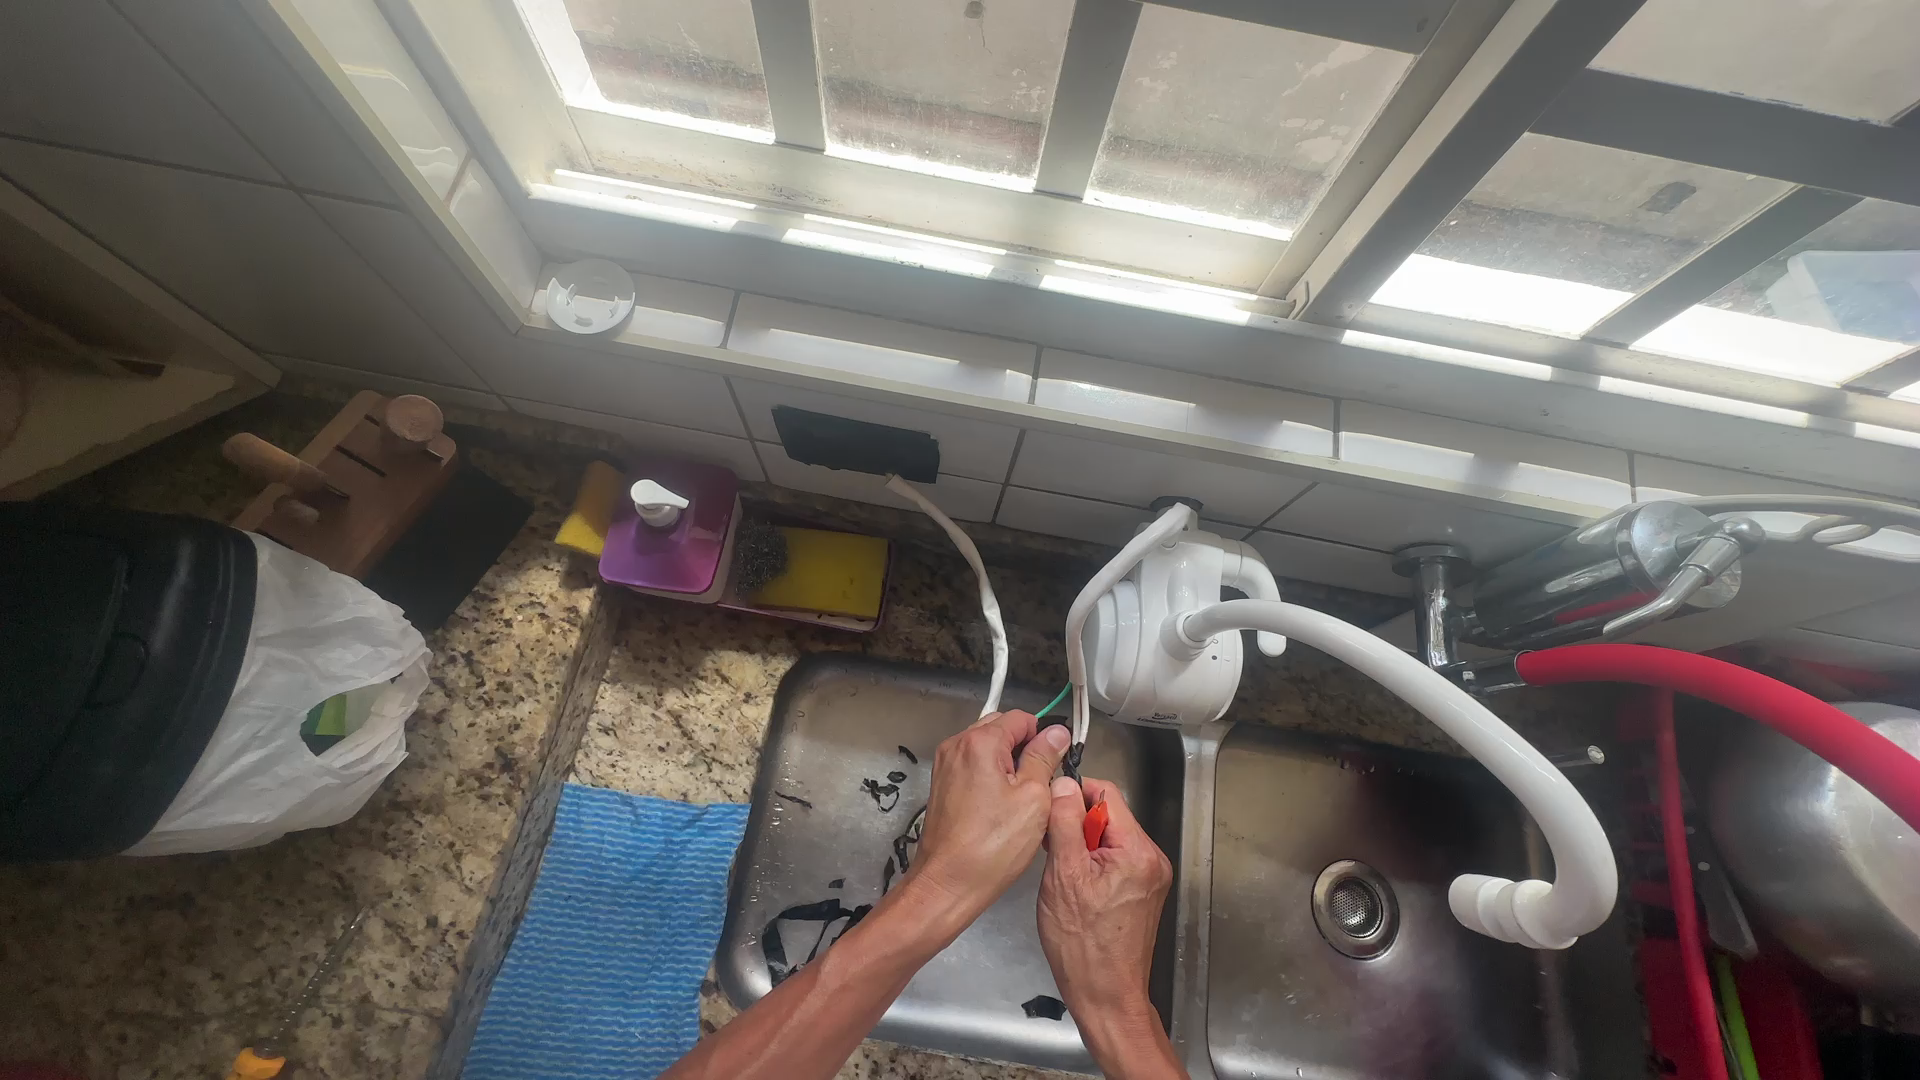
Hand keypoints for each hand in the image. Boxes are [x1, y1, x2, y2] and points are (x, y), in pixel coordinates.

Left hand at [906, 711, 1070, 924]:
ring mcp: (946, 764)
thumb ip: (1045, 758)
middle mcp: (957, 744)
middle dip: (1023, 748)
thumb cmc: (994, 845)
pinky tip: (1000, 805)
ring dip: (1006, 762)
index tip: (1054, 764)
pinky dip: (989, 775)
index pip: (1021, 718)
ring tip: (1019, 798)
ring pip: (986, 747)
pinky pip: (973, 765)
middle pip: (1001, 728)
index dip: (1043, 737)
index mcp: (980, 741)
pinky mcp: (942, 783)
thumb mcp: (1034, 798)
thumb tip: (1057, 732)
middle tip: (1038, 784)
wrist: (948, 883)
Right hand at [1037, 778, 1180, 1077]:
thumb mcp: (1064, 874)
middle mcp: (1152, 858)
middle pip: (1108, 814)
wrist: (1106, 998)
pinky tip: (1073, 884)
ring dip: (1081, 844)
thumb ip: (1065, 822)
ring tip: (1060, 871)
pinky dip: (1091, 862)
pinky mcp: (1141, 891)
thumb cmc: (1082, 943)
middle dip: (1076, 823)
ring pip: (1108, 837)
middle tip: (1050, 847)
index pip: (1106, 793)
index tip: (1050, 812)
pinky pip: (1114, 858)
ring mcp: (1149, 876)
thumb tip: (1063, 783)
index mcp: (1138, 849)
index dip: (1074, 795)